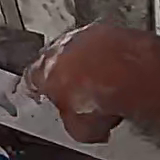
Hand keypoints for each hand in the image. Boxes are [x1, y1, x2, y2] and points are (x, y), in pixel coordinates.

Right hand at [23, 23, 159, 142]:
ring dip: (87, 61)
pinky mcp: (106, 29)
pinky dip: (108, 54)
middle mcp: (58, 49)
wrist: (128, 74)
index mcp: (44, 72)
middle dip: (65, 74)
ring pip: (79, 49)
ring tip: (103, 81)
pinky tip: (120, 70)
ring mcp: (82, 36)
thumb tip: (79, 125)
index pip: (31, 80)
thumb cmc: (100, 98)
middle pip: (55, 61)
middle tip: (80, 90)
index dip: (39, 89)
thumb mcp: (81, 130)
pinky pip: (102, 43)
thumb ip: (72, 124)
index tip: (43, 94)